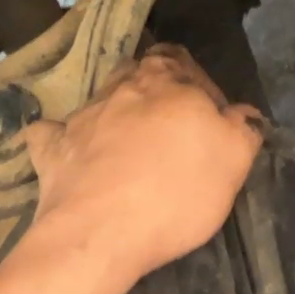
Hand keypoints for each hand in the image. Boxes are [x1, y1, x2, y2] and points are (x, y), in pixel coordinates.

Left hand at [19, 46, 263, 279]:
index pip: (181, 60)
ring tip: (130, 147)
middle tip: (172, 129)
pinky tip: (72, 153)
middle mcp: (120, 87)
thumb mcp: (233, 160)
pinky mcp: (51, 149)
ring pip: (101, 100)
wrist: (102, 233)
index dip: (196, 82)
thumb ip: (242, 128)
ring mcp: (81, 116)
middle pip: (139, 74)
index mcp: (167, 81)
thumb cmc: (176, 193)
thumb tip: (243, 113)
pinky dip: (64, 139)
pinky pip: (53, 133)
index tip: (209, 115)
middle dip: (155, 93)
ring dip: (116, 114)